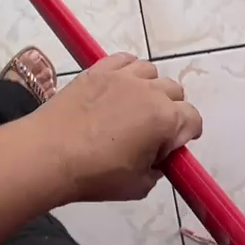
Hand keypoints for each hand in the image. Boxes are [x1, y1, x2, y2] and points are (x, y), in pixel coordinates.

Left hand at [23, 53, 201, 203]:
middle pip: (174, 91)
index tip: (169, 149)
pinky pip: (124, 59)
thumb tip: (155, 156)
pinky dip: (128, 70)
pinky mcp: (97, 68)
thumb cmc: (97, 174)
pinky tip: (119, 87)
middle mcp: (148, 90)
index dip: (186, 135)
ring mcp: (121, 75)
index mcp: (165, 119)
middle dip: (171, 110)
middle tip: (152, 132)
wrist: (51, 152)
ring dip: (150, 88)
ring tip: (134, 108)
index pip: (193, 118)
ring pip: (150, 71)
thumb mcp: (140, 185)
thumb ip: (157, 167)